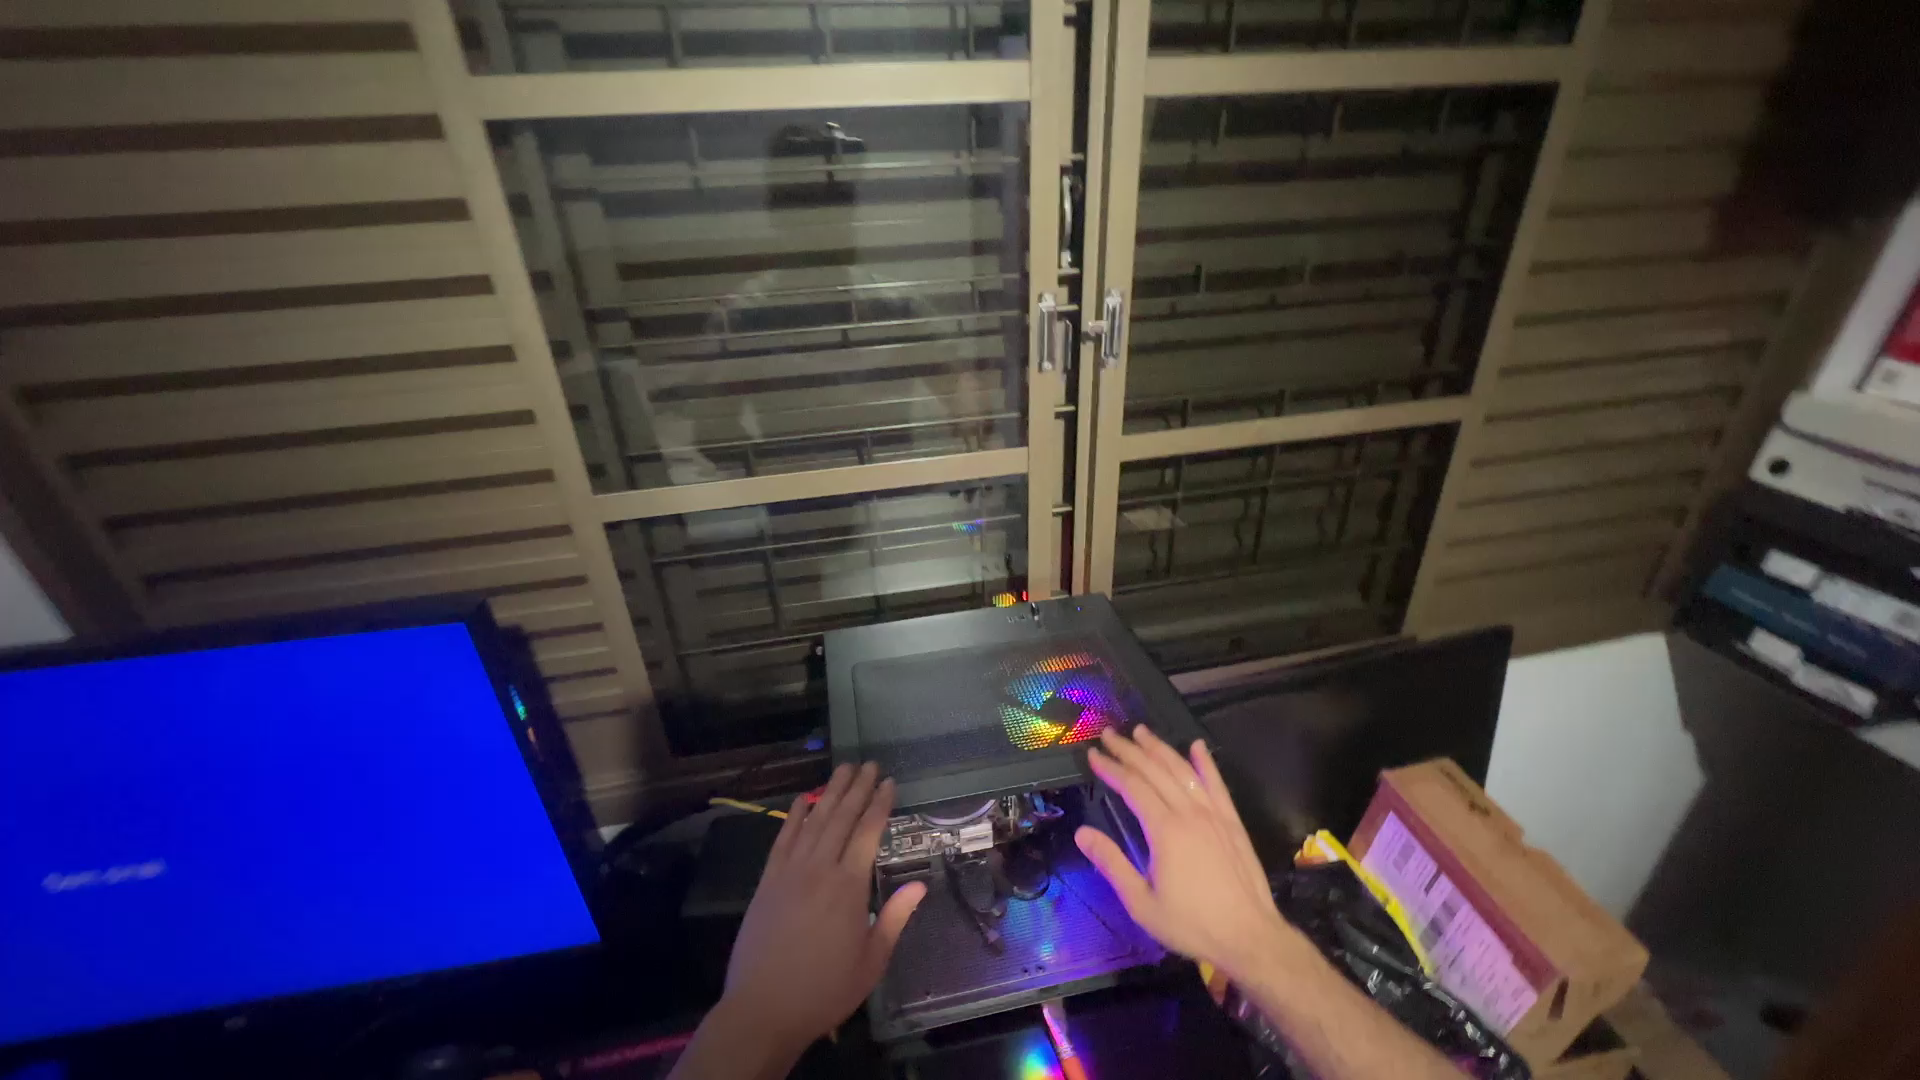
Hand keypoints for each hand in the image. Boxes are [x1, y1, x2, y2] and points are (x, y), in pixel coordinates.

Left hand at [721, 763, 926, 1052]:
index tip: (889, 782)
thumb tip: (920, 885)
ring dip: (829, 792)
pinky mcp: (767, 881)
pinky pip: (783, 839)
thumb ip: (894, 918)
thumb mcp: (871, 961)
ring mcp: (789, 872)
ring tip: (842, 769)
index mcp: (849, 886)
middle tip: (869, 764)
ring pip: (813, 821)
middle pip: (841, 817)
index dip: (880, 804)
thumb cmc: (825, 990)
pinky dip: (793, 817)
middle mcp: (819, 869)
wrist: (763, 1009)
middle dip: (857, 788)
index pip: (868, 832)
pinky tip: (801, 800)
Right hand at [1074, 726, 1306, 982]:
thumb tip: (1082, 833)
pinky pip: (1216, 784)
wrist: (1250, 938)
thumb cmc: (1192, 924)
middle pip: (1155, 771)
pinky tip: (1196, 746)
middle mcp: (1189, 813)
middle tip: (1109, 733)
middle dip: (1129, 750)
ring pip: (1183, 771)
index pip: (1132, 787)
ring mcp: (1214, 815)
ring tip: (1141, 731)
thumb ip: (1112, 864)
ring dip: (1160, 748)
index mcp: (1164, 830)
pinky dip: (1205, 762)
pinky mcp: (1232, 822)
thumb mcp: (1141, 903)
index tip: (1093, 754)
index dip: (1111, 768)